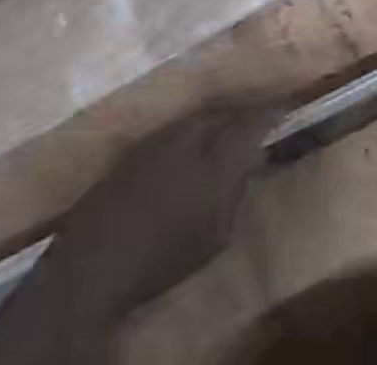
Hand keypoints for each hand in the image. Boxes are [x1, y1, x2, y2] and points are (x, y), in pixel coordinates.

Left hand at [41, 102, 279, 313]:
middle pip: (226, 111)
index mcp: (217, 156)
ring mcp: (157, 140)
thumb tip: (251, 159)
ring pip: (198, 117)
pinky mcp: (132, 151)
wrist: (89, 270)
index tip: (288, 107)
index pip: (254, 120)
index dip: (273, 111)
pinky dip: (190, 131)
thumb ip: (236, 188)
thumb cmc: (164, 257)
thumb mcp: (217, 232)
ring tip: (228, 127)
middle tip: (259, 117)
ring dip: (217, 119)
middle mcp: (189, 137)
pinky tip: (190, 144)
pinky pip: (174, 129)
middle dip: (245, 112)